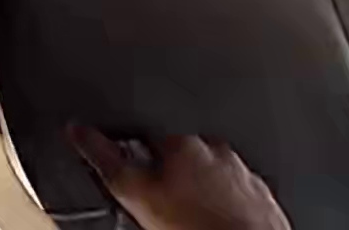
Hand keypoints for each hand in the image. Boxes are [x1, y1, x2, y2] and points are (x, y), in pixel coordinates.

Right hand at [69, 127, 291, 229]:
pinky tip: (215, 226)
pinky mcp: (272, 212)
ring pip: (213, 179)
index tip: (135, 176)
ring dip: (201, 192)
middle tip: (164, 202)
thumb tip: (76, 129)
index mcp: (184, 141)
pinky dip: (228, 211)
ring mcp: (250, 184)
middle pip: (181, 155)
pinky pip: (241, 202)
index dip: (135, 156)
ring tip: (191, 218)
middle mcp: (220, 154)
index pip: (146, 134)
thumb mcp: (133, 192)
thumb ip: (101, 155)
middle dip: (171, 174)